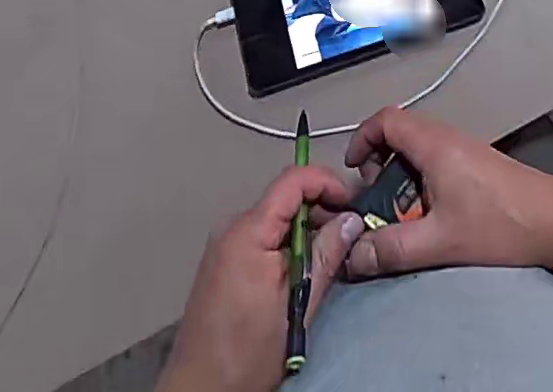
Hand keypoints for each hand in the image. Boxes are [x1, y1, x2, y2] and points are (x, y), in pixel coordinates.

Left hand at [157, 166, 365, 391]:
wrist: (199, 390)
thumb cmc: (247, 352)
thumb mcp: (296, 304)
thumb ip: (325, 255)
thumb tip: (351, 219)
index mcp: (248, 230)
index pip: (292, 181)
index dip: (326, 182)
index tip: (353, 201)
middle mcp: (233, 225)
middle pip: (285, 197)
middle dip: (321, 207)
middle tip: (349, 232)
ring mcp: (225, 241)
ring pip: (276, 216)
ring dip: (306, 227)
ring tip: (331, 253)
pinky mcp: (224, 258)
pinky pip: (263, 234)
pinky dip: (287, 241)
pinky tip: (303, 267)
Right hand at [341, 106, 552, 278]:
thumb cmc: (501, 224)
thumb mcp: (440, 241)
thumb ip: (392, 249)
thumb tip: (353, 256)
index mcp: (432, 143)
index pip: (384, 120)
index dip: (362, 139)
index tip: (354, 169)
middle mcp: (445, 136)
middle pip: (398, 132)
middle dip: (379, 163)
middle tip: (379, 196)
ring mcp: (463, 147)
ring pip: (417, 147)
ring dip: (401, 173)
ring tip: (406, 210)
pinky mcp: (476, 162)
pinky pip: (435, 158)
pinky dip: (422, 178)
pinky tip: (434, 213)